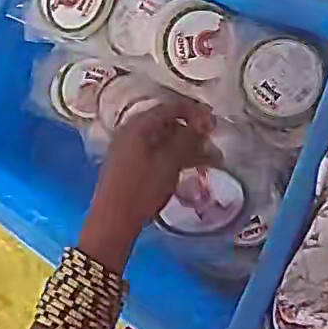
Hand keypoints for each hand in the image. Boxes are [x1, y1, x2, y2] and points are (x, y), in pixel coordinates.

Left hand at [80, 97, 216, 266]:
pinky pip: (156, 151)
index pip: (172, 108)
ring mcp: (129, 148)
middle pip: (168, 123)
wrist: (113, 221)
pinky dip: (174, 156)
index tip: (214, 123)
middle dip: (193, 132)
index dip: (196, 112)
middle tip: (213, 143)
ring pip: (164, 139)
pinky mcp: (130, 164)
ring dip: (187, 147)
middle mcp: (131, 131)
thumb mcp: (170, 162)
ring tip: (209, 160)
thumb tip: (204, 120)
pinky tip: (190, 166)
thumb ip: (188, 138)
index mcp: (139, 125)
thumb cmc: (142, 189)